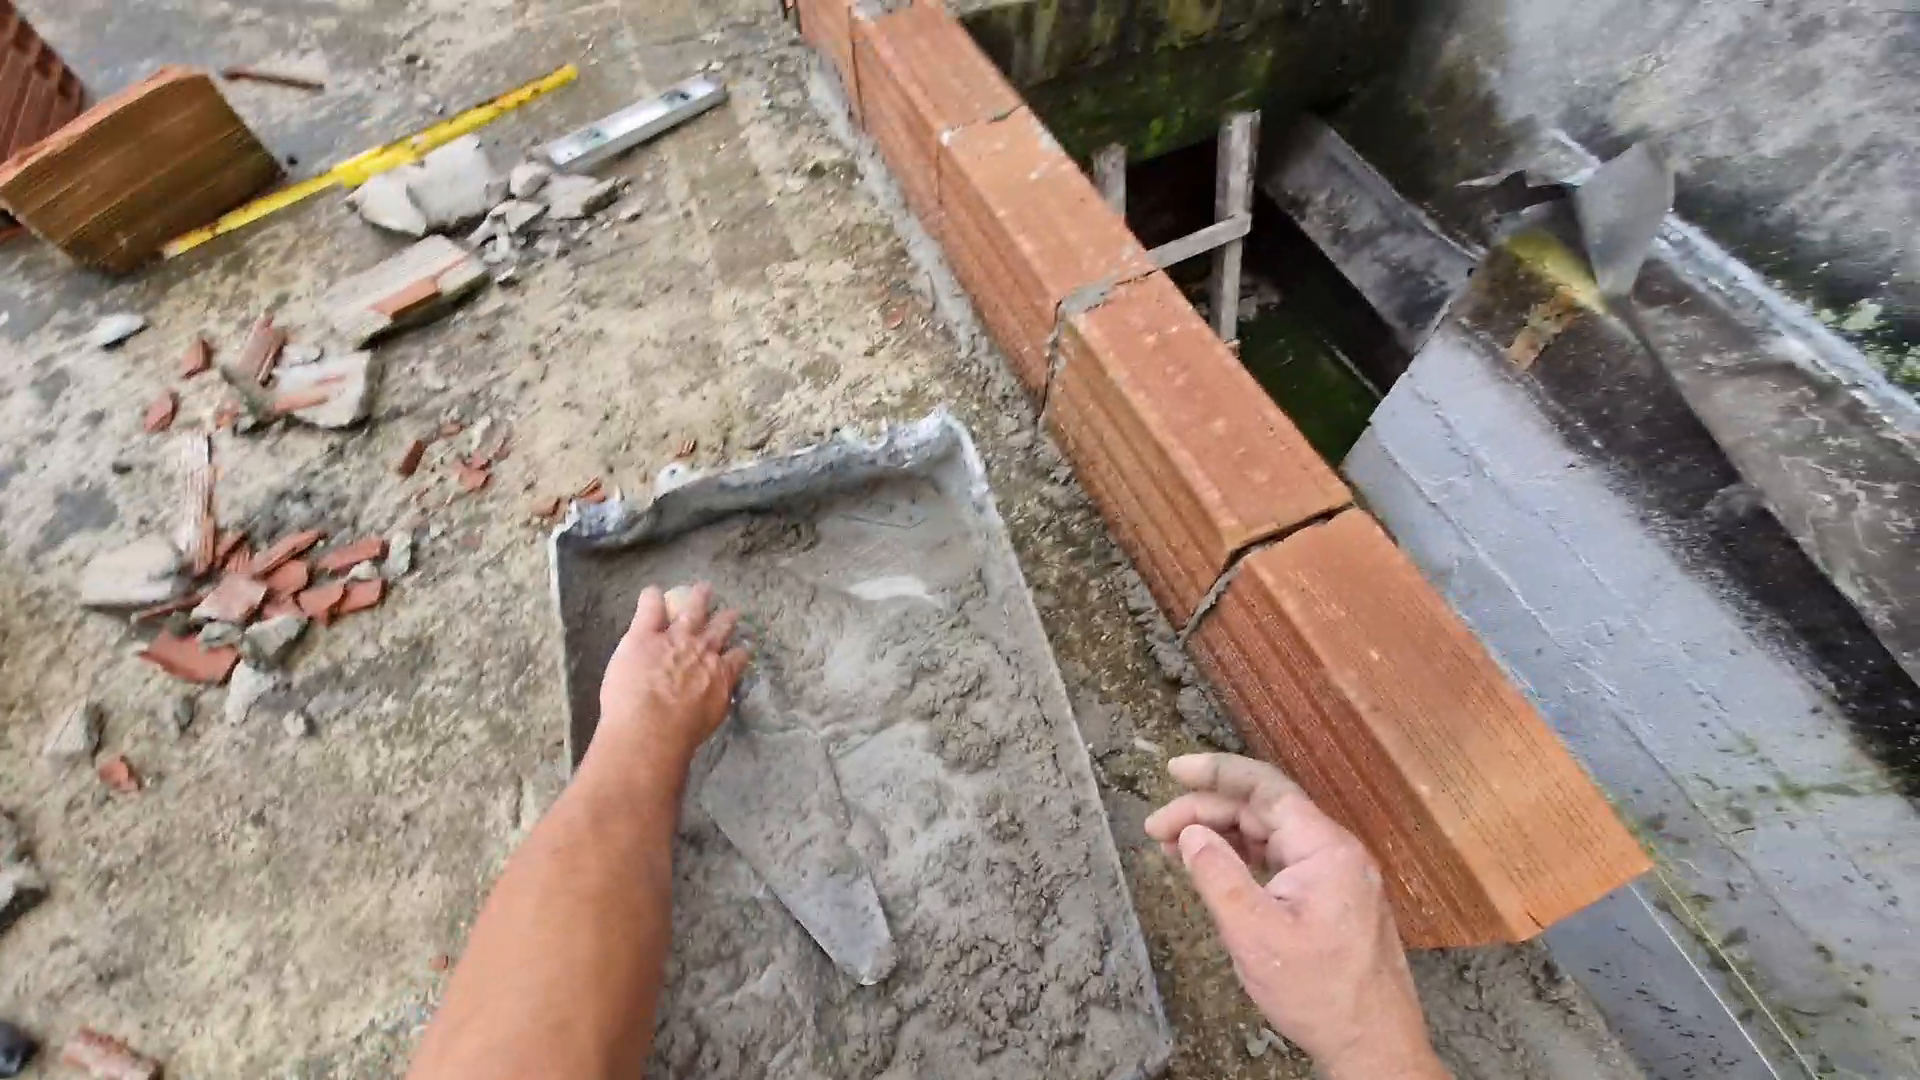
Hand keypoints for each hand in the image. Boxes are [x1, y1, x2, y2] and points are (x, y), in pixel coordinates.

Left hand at [592, 583, 748, 769]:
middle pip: (720, 628)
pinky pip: (650, 609)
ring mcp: (675, 638)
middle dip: (727, 619)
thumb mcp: (712, 718)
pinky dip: (652, 598)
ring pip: (691, 610)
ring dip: (698, 597)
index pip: (738, 656)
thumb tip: (717, 697)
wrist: (650, 728)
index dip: (740, 651)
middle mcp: (703, 651)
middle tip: (732, 612)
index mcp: (721, 673)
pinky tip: (652, 592)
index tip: (741, 648)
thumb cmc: (681, 733)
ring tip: (704, 588)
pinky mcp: (644, 635)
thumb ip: (716, 700)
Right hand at [1144, 754, 1447, 1079]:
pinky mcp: (1327, 896)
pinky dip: (1238, 856)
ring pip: (1264, 833)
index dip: (1215, 771)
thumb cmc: (1317, 993)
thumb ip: (1218, 875)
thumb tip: (1190, 834)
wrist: (1376, 1053)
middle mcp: (1332, 850)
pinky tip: (1210, 866)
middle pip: (1259, 810)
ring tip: (1172, 846)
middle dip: (1205, 812)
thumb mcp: (1254, 934)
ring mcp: (1332, 873)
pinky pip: (1275, 858)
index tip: (1174, 771)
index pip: (1263, 786)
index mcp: (1323, 847)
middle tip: (1156, 830)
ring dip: (1218, 834)